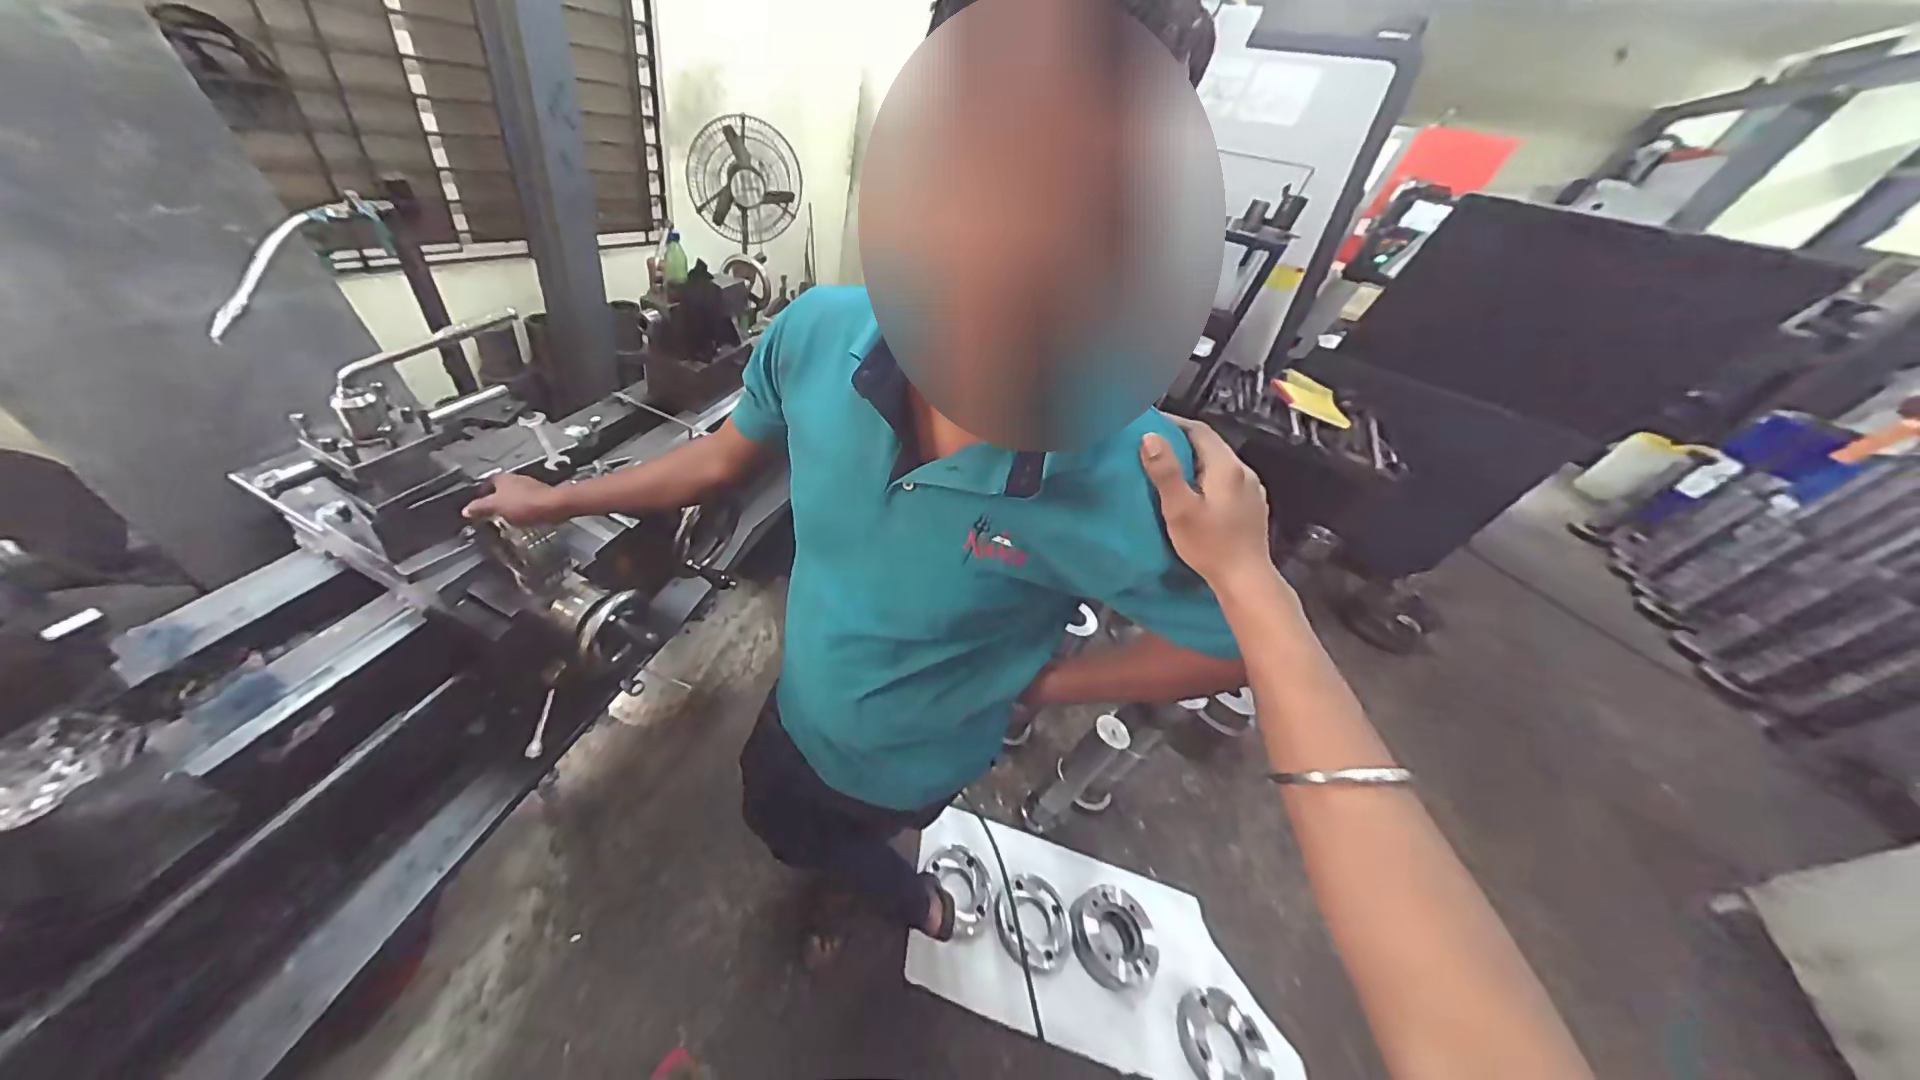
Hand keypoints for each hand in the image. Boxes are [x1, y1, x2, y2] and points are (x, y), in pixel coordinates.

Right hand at [462, 473, 568, 524]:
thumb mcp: (496, 507)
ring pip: (516, 495)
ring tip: (507, 518)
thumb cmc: (523, 504)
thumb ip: (480, 507)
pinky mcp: (545, 494)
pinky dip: (525, 508)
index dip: (481, 494)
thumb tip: (465, 510)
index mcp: (502, 478)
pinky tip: (525, 517)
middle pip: (502, 489)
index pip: (486, 484)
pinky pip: (530, 501)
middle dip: (497, 500)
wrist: (557, 505)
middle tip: (492, 514)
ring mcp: (532, 485)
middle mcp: (517, 478)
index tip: (478, 506)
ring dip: (511, 505)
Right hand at [1140, 417, 1274, 589]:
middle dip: (1181, 440)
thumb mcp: (1179, 509)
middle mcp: (1244, 472)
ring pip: (1218, 462)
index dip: (1173, 423)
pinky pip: (1226, 480)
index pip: (1199, 430)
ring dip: (1194, 459)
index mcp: (1226, 467)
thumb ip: (1165, 472)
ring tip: (1169, 466)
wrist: (1245, 579)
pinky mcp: (1252, 506)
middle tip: (1153, 444)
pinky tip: (1194, 491)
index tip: (1149, 423)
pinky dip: (1206, 476)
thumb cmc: (1209, 545)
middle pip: (1210, 445)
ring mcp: (1251, 489)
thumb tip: (1149, 436)